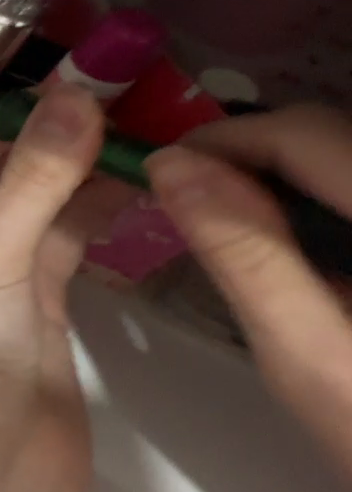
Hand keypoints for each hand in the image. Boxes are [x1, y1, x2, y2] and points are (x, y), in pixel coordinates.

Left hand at [0, 85, 132, 491]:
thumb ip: (32, 180)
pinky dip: (95, 209)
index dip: (7, 116)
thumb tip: (72, 98)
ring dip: (80, 169)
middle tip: (123, 92)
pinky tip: (138, 178)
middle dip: (49, 138)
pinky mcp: (34, 295)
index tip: (73, 78)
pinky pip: (64, 236)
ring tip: (144, 125)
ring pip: (34, 202)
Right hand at [147, 106, 351, 477]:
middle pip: (331, 136)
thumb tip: (169, 166)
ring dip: (279, 174)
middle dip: (247, 155)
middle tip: (184, 201)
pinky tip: (299, 245)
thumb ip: (244, 254)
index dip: (221, 141)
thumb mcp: (312, 356)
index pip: (307, 134)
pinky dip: (316, 197)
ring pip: (345, 155)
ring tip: (231, 223)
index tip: (158, 176)